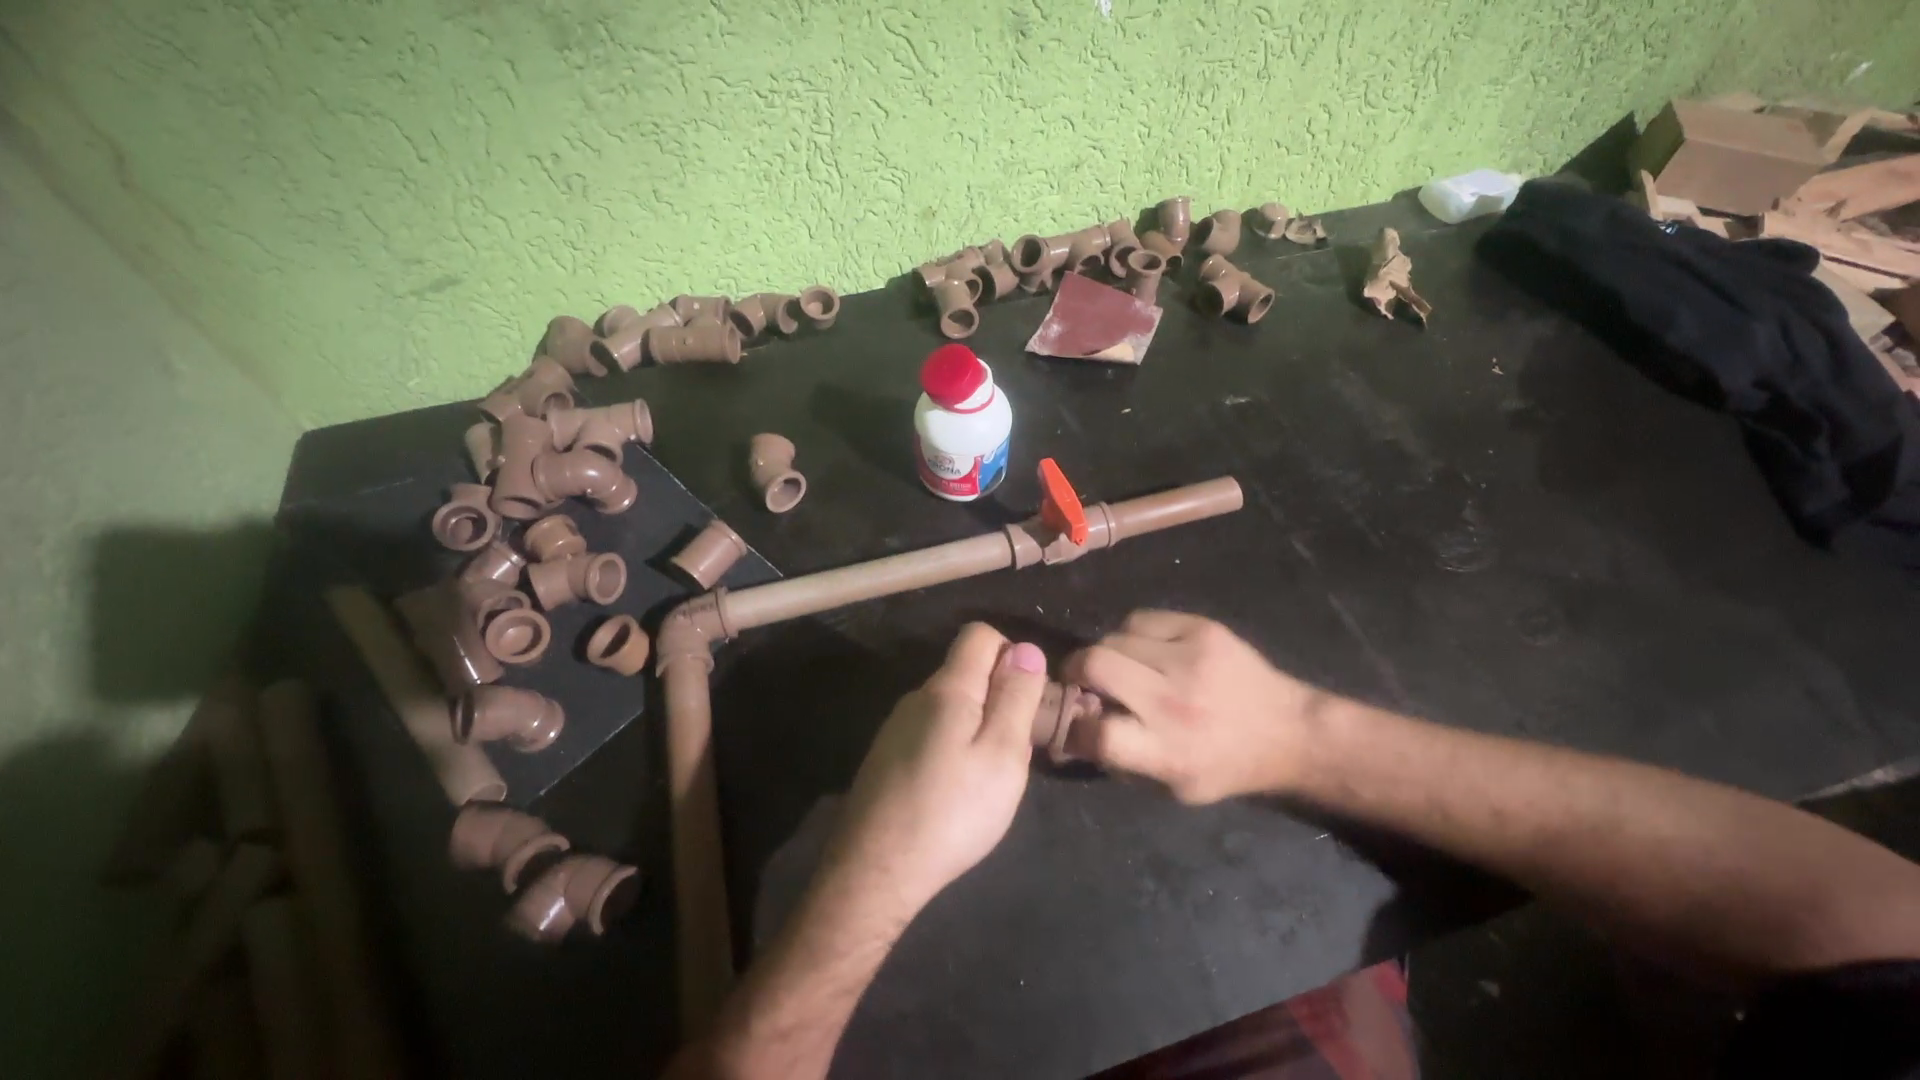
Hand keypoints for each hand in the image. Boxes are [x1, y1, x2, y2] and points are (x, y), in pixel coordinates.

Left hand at [818, 623, 1048, 917]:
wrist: (876, 870)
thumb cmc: (952, 812)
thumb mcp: (1002, 755)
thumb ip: (1016, 698)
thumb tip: (1026, 648)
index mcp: (946, 689)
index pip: (980, 634)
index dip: (1012, 654)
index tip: (1029, 699)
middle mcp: (916, 698)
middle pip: (966, 671)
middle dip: (999, 697)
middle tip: (1017, 748)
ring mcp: (897, 728)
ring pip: (950, 706)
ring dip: (978, 726)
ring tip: (990, 777)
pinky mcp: (887, 757)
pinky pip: (932, 733)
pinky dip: (954, 748)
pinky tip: (957, 792)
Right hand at [1064, 610, 1330, 802]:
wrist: (1290, 731)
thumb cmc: (1225, 766)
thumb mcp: (1173, 787)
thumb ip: (1121, 761)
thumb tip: (1071, 729)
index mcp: (1167, 751)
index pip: (1096, 731)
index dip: (1072, 725)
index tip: (1071, 720)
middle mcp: (1175, 701)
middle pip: (1095, 665)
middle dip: (1076, 671)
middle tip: (1083, 680)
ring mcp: (1190, 657)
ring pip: (1113, 637)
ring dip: (1107, 653)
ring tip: (1124, 667)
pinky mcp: (1202, 628)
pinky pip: (1140, 619)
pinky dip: (1133, 635)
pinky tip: (1148, 650)